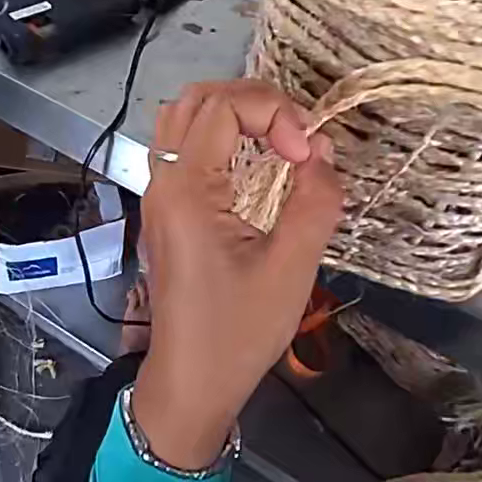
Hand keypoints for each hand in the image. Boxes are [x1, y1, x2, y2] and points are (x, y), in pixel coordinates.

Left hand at [133, 80, 343, 469]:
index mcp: (186, 190)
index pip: (221, 107)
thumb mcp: (291, 268)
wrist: (191, 381)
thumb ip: (315, 202)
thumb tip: (322, 153)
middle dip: (252, 102)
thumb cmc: (238, 332)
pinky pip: (183, 147)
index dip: (272, 113)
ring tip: (277, 139)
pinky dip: (218, 136)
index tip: (306, 155)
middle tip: (294, 135)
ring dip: (231, 113)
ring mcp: (158, 195)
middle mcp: (163, 182)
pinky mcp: (166, 210)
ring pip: (183, 119)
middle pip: (195, 100)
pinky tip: (252, 161)